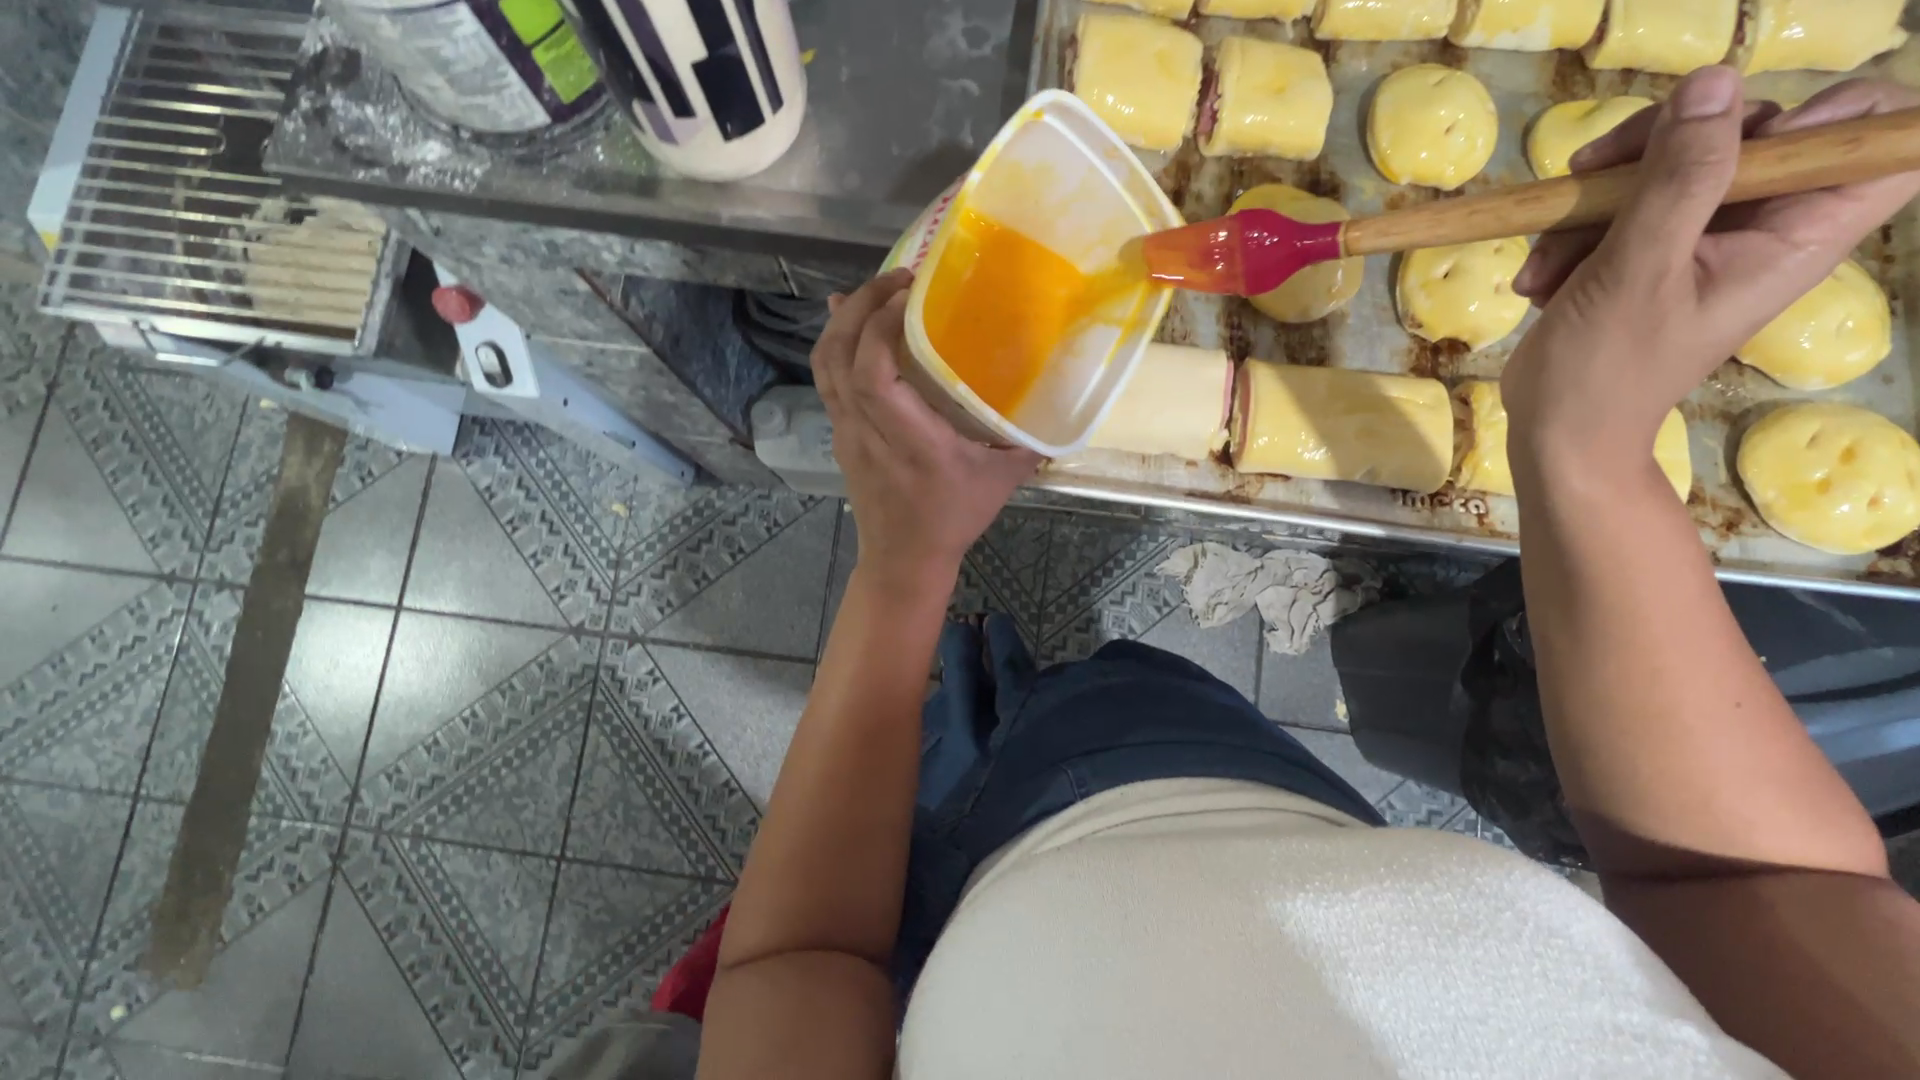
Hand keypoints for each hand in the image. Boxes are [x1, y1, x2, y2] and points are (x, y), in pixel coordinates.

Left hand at [813, 269, 1041, 593]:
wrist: (903, 560)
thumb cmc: (953, 519)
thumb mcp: (1001, 480)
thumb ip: (1028, 440)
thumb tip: (1060, 399)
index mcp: (908, 440)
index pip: (872, 374)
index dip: (881, 325)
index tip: (911, 293)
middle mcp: (867, 430)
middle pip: (839, 356)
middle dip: (862, 306)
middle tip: (898, 277)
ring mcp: (846, 431)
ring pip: (824, 364)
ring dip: (844, 320)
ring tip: (875, 291)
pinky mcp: (840, 434)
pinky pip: (826, 378)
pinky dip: (835, 341)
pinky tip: (845, 317)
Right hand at [1502, 68, 1919, 476]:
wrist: (1555, 436)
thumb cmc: (1605, 369)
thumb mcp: (1638, 271)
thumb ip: (1680, 179)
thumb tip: (1711, 82)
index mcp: (1797, 234)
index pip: (1881, 140)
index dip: (1826, 118)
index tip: (1740, 139)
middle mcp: (1760, 229)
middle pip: (1750, 134)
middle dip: (1661, 147)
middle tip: (1595, 171)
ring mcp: (1698, 242)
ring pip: (1667, 169)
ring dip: (1590, 206)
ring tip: (1548, 259)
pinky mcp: (1644, 256)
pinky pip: (1619, 210)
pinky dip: (1571, 237)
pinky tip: (1541, 278)